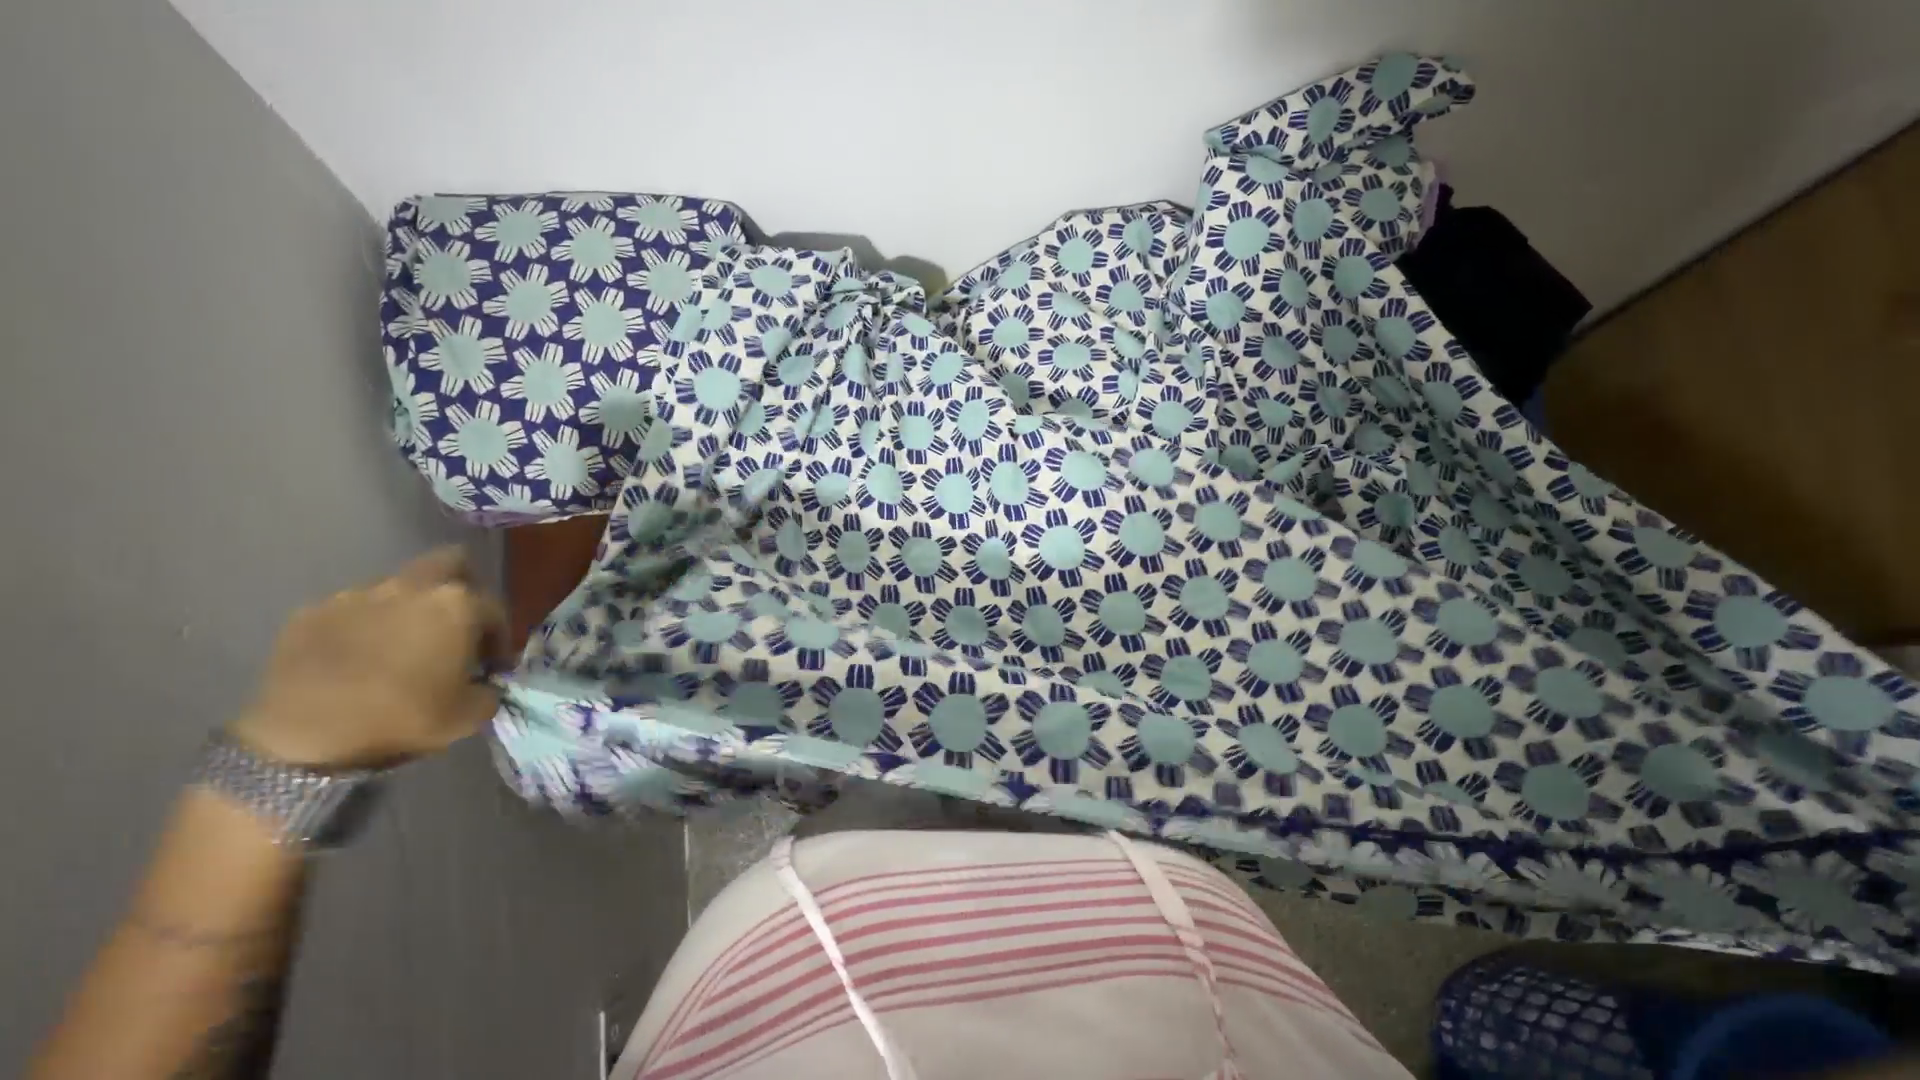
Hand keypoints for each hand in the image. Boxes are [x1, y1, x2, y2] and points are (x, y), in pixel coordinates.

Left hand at [230, 548, 509, 768]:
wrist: (303, 734)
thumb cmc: (401, 719)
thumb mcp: (467, 718)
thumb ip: (488, 692)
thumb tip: (484, 685)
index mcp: (456, 606)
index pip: (495, 610)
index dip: (499, 640)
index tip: (492, 666)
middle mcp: (411, 587)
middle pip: (450, 563)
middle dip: (461, 586)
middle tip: (456, 625)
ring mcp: (357, 595)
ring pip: (397, 587)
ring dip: (406, 609)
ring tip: (398, 648)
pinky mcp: (312, 611)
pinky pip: (350, 611)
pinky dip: (361, 628)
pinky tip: (354, 659)